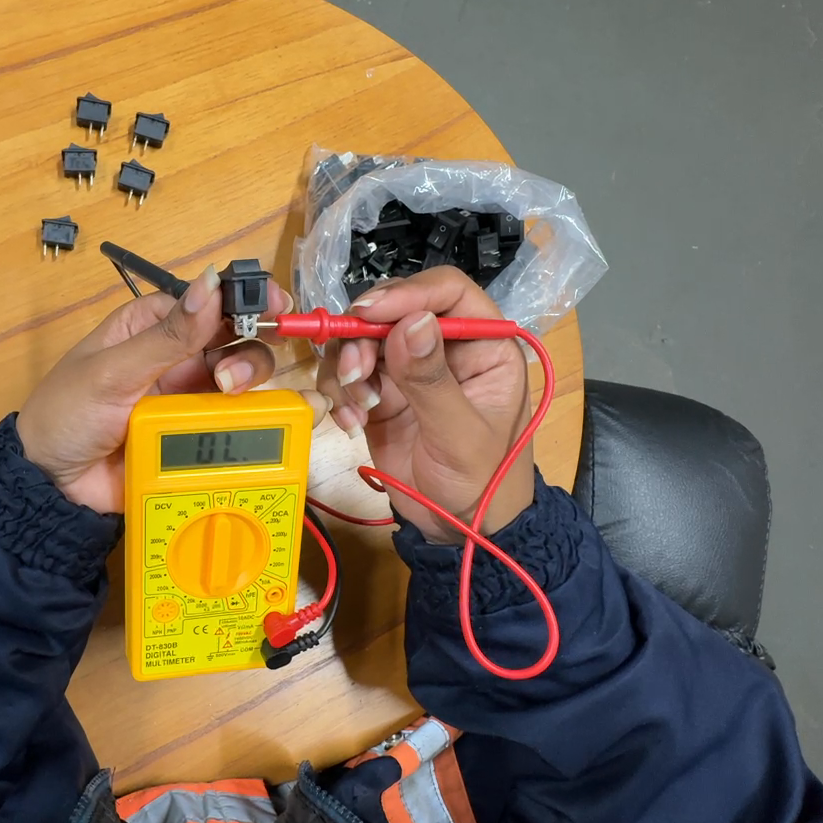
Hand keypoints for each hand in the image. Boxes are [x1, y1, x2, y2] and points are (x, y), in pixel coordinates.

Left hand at [16, 266, 293, 511]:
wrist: (51, 485)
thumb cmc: (67, 415)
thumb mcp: (113, 370)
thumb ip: (166, 334)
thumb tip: (212, 282)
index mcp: (150, 326)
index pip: (208, 301)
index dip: (245, 299)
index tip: (275, 305)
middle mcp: (177, 357)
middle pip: (236, 340)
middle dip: (249, 348)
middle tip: (229, 375)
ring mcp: (189, 398)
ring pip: (243, 379)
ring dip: (251, 381)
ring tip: (230, 394)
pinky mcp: (196, 436)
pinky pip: (236, 423)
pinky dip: (259, 418)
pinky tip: (276, 418)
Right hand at [316, 268, 533, 541]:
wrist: (457, 530)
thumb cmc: (482, 482)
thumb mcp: (461, 434)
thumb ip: (433, 380)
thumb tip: (411, 322)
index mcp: (483, 345)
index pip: (446, 292)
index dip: (406, 294)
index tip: (367, 313)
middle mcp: (441, 348)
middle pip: (391, 312)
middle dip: (363, 338)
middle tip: (354, 374)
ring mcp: (406, 371)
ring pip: (361, 340)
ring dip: (346, 369)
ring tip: (357, 408)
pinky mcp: (378, 394)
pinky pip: (346, 375)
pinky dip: (339, 394)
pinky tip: (350, 423)